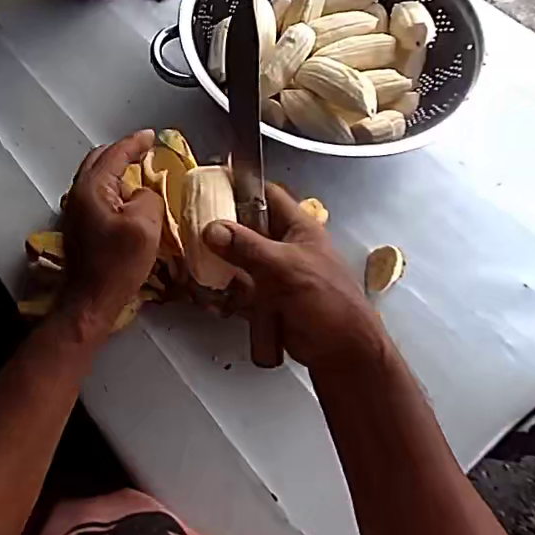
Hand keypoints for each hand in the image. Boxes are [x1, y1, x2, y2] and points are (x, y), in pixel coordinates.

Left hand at [57, 130, 164, 342]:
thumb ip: (149, 197)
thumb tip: (145, 193)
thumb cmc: (117, 265)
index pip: (115, 154)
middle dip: (124, 152)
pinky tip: (130, 198)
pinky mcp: (81, 226)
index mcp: (93, 189)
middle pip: (100, 160)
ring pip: (98, 177)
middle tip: (146, 151)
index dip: (136, 142)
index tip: (151, 136)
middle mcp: (79, 194)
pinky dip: (115, 188)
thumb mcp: (146, 226)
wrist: (91, 301)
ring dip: (118, 170)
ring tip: (142, 171)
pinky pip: (99, 194)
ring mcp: (77, 211)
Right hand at [203, 184, 390, 374]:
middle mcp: (283, 246)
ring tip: (196, 264)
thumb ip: (247, 247)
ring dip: (219, 264)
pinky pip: (238, 289)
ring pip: (237, 260)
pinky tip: (210, 294)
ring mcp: (273, 273)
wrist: (342, 352)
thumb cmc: (327, 301)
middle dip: (220, 230)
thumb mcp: (285, 267)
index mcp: (297, 227)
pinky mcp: (266, 299)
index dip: (241, 185)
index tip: (210, 182)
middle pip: (245, 228)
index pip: (266, 194)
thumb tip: (212, 229)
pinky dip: (224, 292)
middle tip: (192, 229)